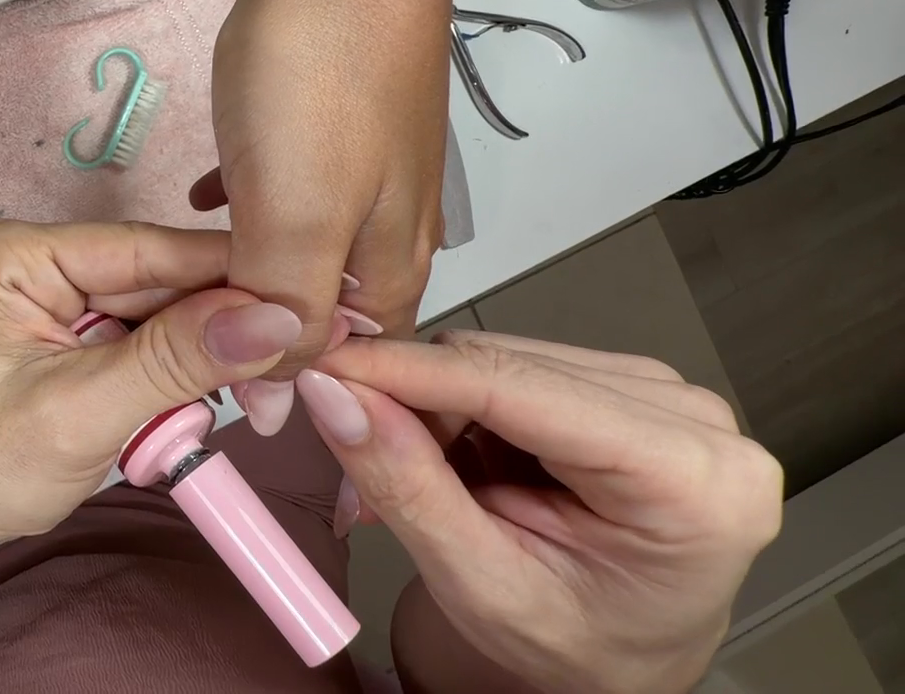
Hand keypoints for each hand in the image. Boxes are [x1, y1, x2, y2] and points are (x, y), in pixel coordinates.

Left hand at [0, 220, 304, 603]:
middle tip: (315, 351)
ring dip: (215, 349)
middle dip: (229, 320)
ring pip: (165, 307)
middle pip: (160, 276)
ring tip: (276, 385)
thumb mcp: (79, 413)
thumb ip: (174, 362)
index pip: (144, 248)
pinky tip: (232, 389)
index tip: (316, 296)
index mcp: (18, 253)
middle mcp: (41, 257)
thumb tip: (275, 316)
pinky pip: (151, 335)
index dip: (232, 272)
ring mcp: (59, 291)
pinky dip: (189, 367)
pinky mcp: (77, 327)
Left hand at [193, 0, 449, 432]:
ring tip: (171, 275)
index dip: (256, 377)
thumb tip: (273, 401)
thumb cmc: (319, 80)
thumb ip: (283, 307)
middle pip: (304, 308)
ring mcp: (352, 172)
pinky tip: (204, 197)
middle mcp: (380, 230)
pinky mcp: (322, 127)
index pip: (323, 362)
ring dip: (232, 266)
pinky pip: (277, 190)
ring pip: (287, 248)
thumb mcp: (295, 212)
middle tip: (164, 326)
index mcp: (385, 269)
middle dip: (239, 322)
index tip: (181, 375)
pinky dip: (238, 204)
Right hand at [300, 330, 782, 693]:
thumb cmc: (566, 645)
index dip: (401, 369)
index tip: (318, 369)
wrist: (609, 656)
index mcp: (691, 481)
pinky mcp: (610, 382)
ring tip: (422, 473)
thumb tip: (332, 393)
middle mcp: (688, 419)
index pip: (511, 384)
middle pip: (493, 362)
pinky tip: (452, 453)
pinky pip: (491, 360)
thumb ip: (404, 484)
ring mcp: (651, 392)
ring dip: (427, 404)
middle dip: (412, 403)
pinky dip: (447, 401)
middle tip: (372, 465)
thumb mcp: (476, 583)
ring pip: (483, 353)